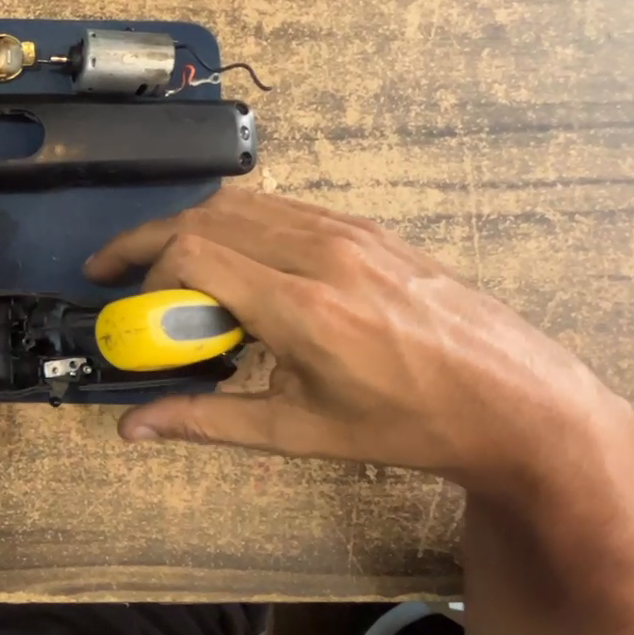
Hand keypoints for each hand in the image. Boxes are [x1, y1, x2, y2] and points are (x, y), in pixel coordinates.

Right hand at [83, 188, 633, 498]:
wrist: (520, 402)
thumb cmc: (404, 425)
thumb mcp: (296, 431)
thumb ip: (204, 419)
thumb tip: (130, 429)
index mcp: (301, 306)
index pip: (191, 254)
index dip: (144, 275)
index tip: (132, 309)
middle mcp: (319, 252)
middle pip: (203, 217)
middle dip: (144, 240)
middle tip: (113, 271)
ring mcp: (346, 232)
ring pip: (237, 202)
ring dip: (186, 225)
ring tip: (162, 263)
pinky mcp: (364, 227)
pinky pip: (276, 207)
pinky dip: (231, 222)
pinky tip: (228, 257)